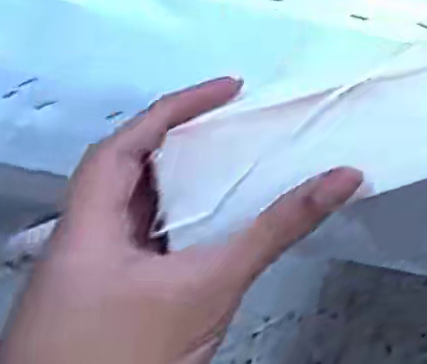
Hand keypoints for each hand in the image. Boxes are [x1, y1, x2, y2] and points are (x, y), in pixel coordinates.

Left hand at [0, 78, 362, 363]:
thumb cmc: (126, 354)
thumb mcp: (212, 285)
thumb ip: (279, 227)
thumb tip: (348, 174)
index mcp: (82, 236)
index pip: (117, 151)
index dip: (172, 110)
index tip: (230, 89)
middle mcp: (78, 249)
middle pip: (125, 173)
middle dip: (184, 136)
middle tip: (241, 115)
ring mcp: (89, 277)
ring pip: (137, 205)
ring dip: (187, 174)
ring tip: (241, 153)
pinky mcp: (107, 298)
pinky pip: (149, 233)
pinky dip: (188, 208)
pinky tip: (224, 212)